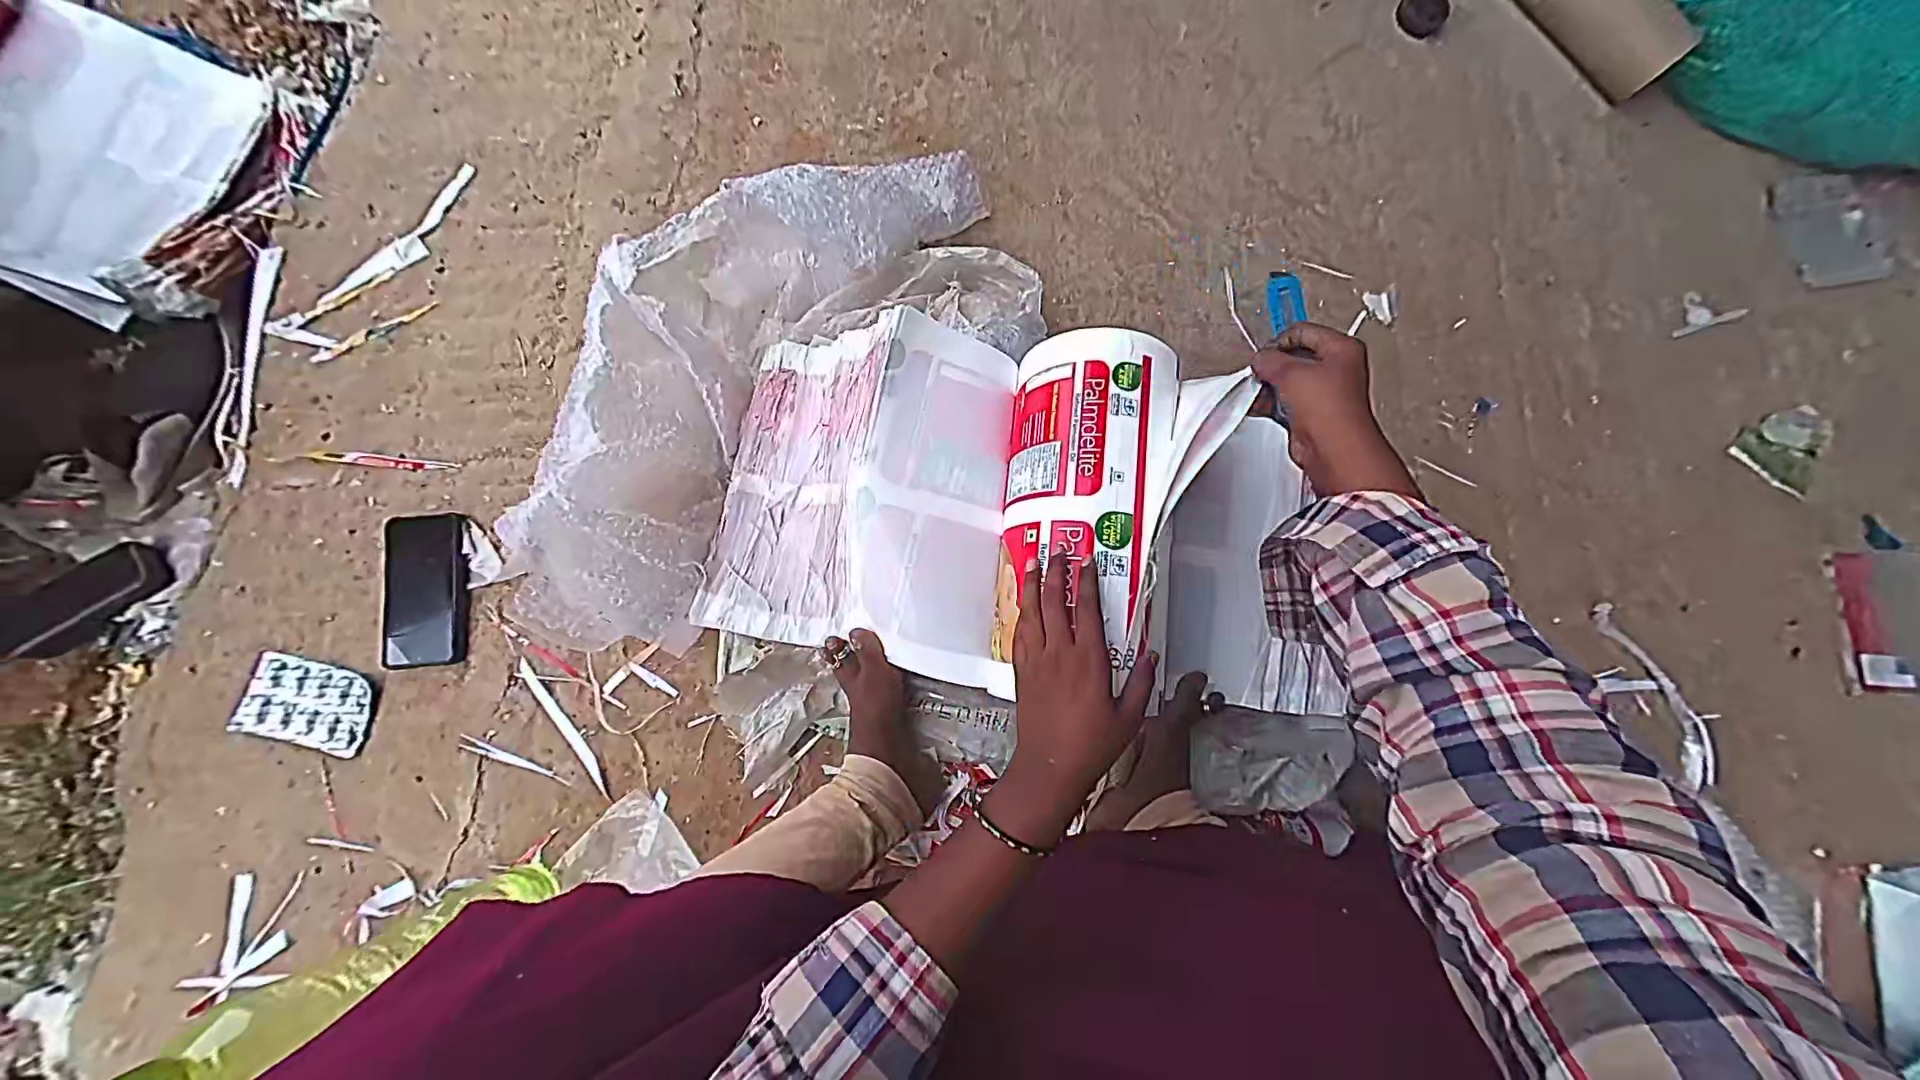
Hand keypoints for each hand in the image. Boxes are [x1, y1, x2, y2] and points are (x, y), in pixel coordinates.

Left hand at [992, 551, 1157, 846]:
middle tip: (1057, 551)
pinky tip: (1023, 605)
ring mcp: (1037, 661)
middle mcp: (1060, 654)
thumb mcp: (1129, 717)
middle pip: (1054, 601)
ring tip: (1032, 563)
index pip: (1087, 609)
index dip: (1086, 581)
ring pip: (1031, 612)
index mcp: (1089, 661)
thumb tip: (1151, 655)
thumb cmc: (1091, 746)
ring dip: (1031, 585)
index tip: (1086, 560)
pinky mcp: (1022, 672)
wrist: (1049, 767)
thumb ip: (1141, 682)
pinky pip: (1020, 634)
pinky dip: (1022, 614)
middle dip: (1055, 572)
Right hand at [1252, 322, 1420, 498]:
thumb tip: (1261, 359)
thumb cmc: (1330, 410)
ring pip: (1286, 382)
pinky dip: (1268, 404)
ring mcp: (1322, 393)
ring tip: (1257, 391)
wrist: (1331, 447)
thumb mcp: (1291, 372)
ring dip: (1267, 387)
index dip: (1279, 341)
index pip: (1303, 332)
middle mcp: (1335, 370)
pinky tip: (1258, 406)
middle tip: (1260, 374)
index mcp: (1342, 349)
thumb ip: (1270, 359)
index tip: (1265, 355)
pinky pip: (1283, 402)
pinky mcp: (1309, 414)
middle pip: (1293, 358)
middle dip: (1271, 367)